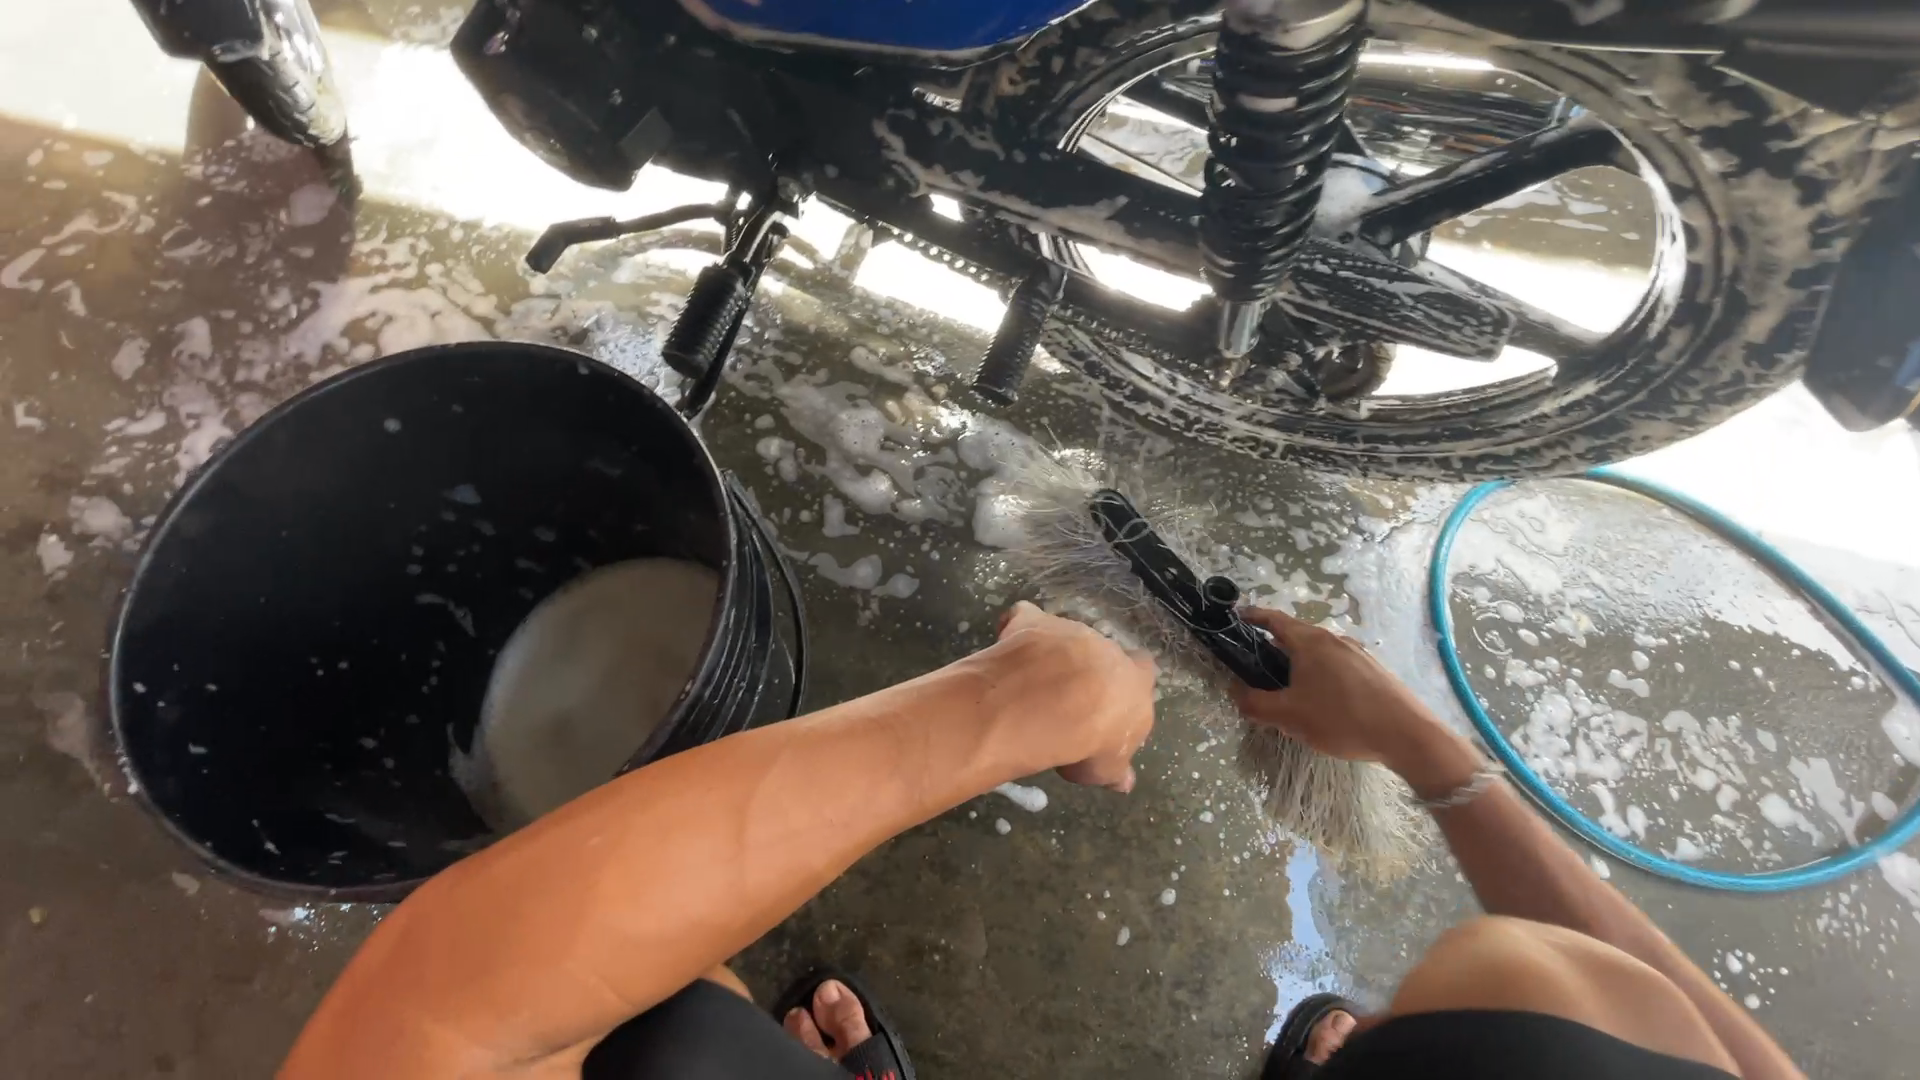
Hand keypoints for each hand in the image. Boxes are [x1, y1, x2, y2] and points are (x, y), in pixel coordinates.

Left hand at [979, 602, 1156, 791]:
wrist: (1053, 702)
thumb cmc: (1090, 741)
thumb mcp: (1105, 769)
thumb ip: (1115, 770)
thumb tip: (1125, 783)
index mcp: (1135, 684)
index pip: (1143, 675)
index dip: (1125, 687)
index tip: (1108, 706)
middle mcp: (1110, 651)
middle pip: (1103, 656)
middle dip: (1088, 672)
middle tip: (1066, 699)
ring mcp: (1073, 631)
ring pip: (1066, 639)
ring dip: (1054, 656)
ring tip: (1031, 683)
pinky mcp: (1036, 621)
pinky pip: (1026, 618)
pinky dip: (1020, 628)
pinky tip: (1008, 645)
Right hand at [1230, 606, 1456, 779]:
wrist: (1408, 736)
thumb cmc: (1341, 719)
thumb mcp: (1288, 716)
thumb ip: (1254, 703)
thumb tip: (1235, 691)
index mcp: (1310, 641)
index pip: (1274, 619)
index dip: (1253, 617)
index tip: (1236, 618)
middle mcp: (1334, 639)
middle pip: (1296, 635)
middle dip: (1274, 647)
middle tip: (1258, 669)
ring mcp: (1358, 653)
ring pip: (1318, 652)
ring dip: (1299, 664)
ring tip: (1290, 690)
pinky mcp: (1374, 671)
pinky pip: (1337, 665)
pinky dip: (1321, 674)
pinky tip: (1324, 702)